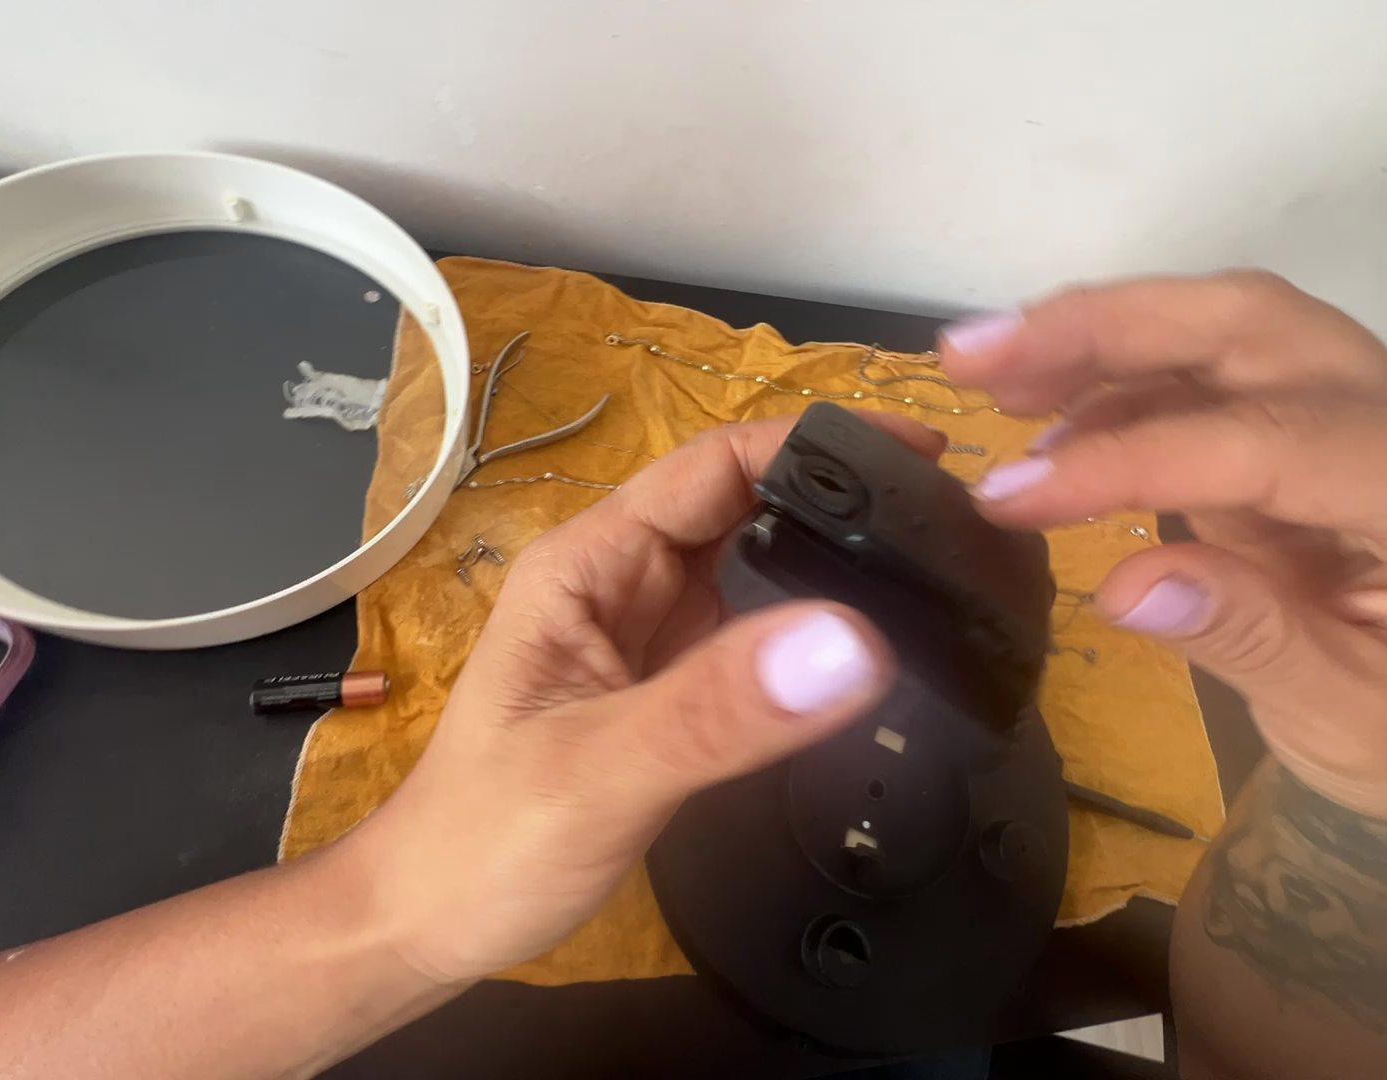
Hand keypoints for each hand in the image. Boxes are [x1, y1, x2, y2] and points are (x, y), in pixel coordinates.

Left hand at [331, 415, 945, 984]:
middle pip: (746, 504)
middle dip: (840, 495)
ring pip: (758, 564)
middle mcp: (627, 577)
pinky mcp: (677, 679)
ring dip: (834, 556)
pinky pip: (757, 630)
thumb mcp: (598, 771)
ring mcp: (655, 628)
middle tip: (946, 515)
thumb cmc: (488, 839)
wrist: (440, 913)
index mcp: (593, 562)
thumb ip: (716, 711)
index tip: (915, 452)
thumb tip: (854, 644)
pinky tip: (873, 639)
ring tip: (932, 564)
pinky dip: (815, 625)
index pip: (712, 466)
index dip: (812, 445)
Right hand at [940, 272, 1386, 881]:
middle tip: (979, 352)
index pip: (1292, 440)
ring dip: (1091, 343)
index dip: (1138, 458)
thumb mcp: (1357, 729)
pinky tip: (1046, 428)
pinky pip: (1195, 387)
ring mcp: (1368, 420)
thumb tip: (1126, 586)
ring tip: (991, 376)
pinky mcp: (1300, 438)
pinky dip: (1106, 392)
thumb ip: (1253, 643)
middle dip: (1105, 328)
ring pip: (1219, 333)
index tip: (1012, 492)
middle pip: (1259, 326)